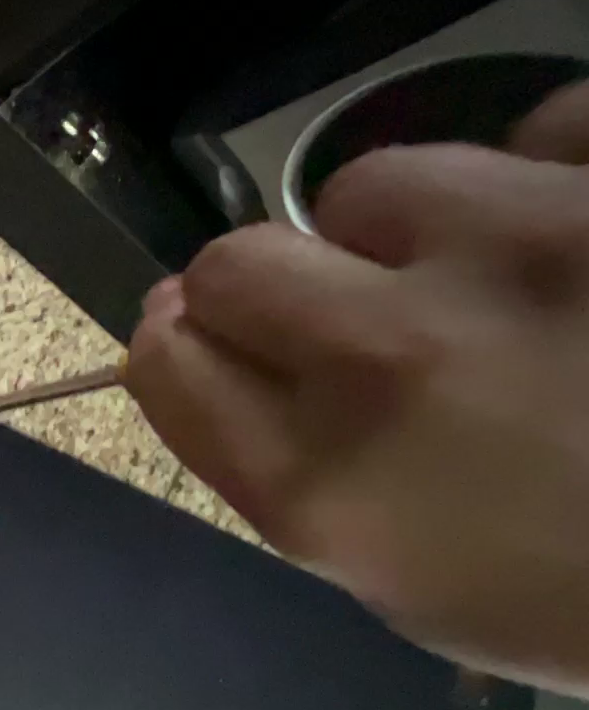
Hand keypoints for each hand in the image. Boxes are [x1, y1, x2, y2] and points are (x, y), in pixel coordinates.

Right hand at [127, 82, 588, 693]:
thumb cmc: (569, 586)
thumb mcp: (370, 561)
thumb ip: (252, 450)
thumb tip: (181, 329)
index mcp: (317, 478)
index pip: (164, 353)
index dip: (182, 344)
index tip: (225, 346)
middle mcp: (395, 361)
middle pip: (231, 264)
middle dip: (267, 292)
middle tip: (348, 321)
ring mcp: (538, 254)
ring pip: (373, 185)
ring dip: (405, 233)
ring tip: (494, 283)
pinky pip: (552, 123)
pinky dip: (554, 174)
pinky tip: (586, 245)